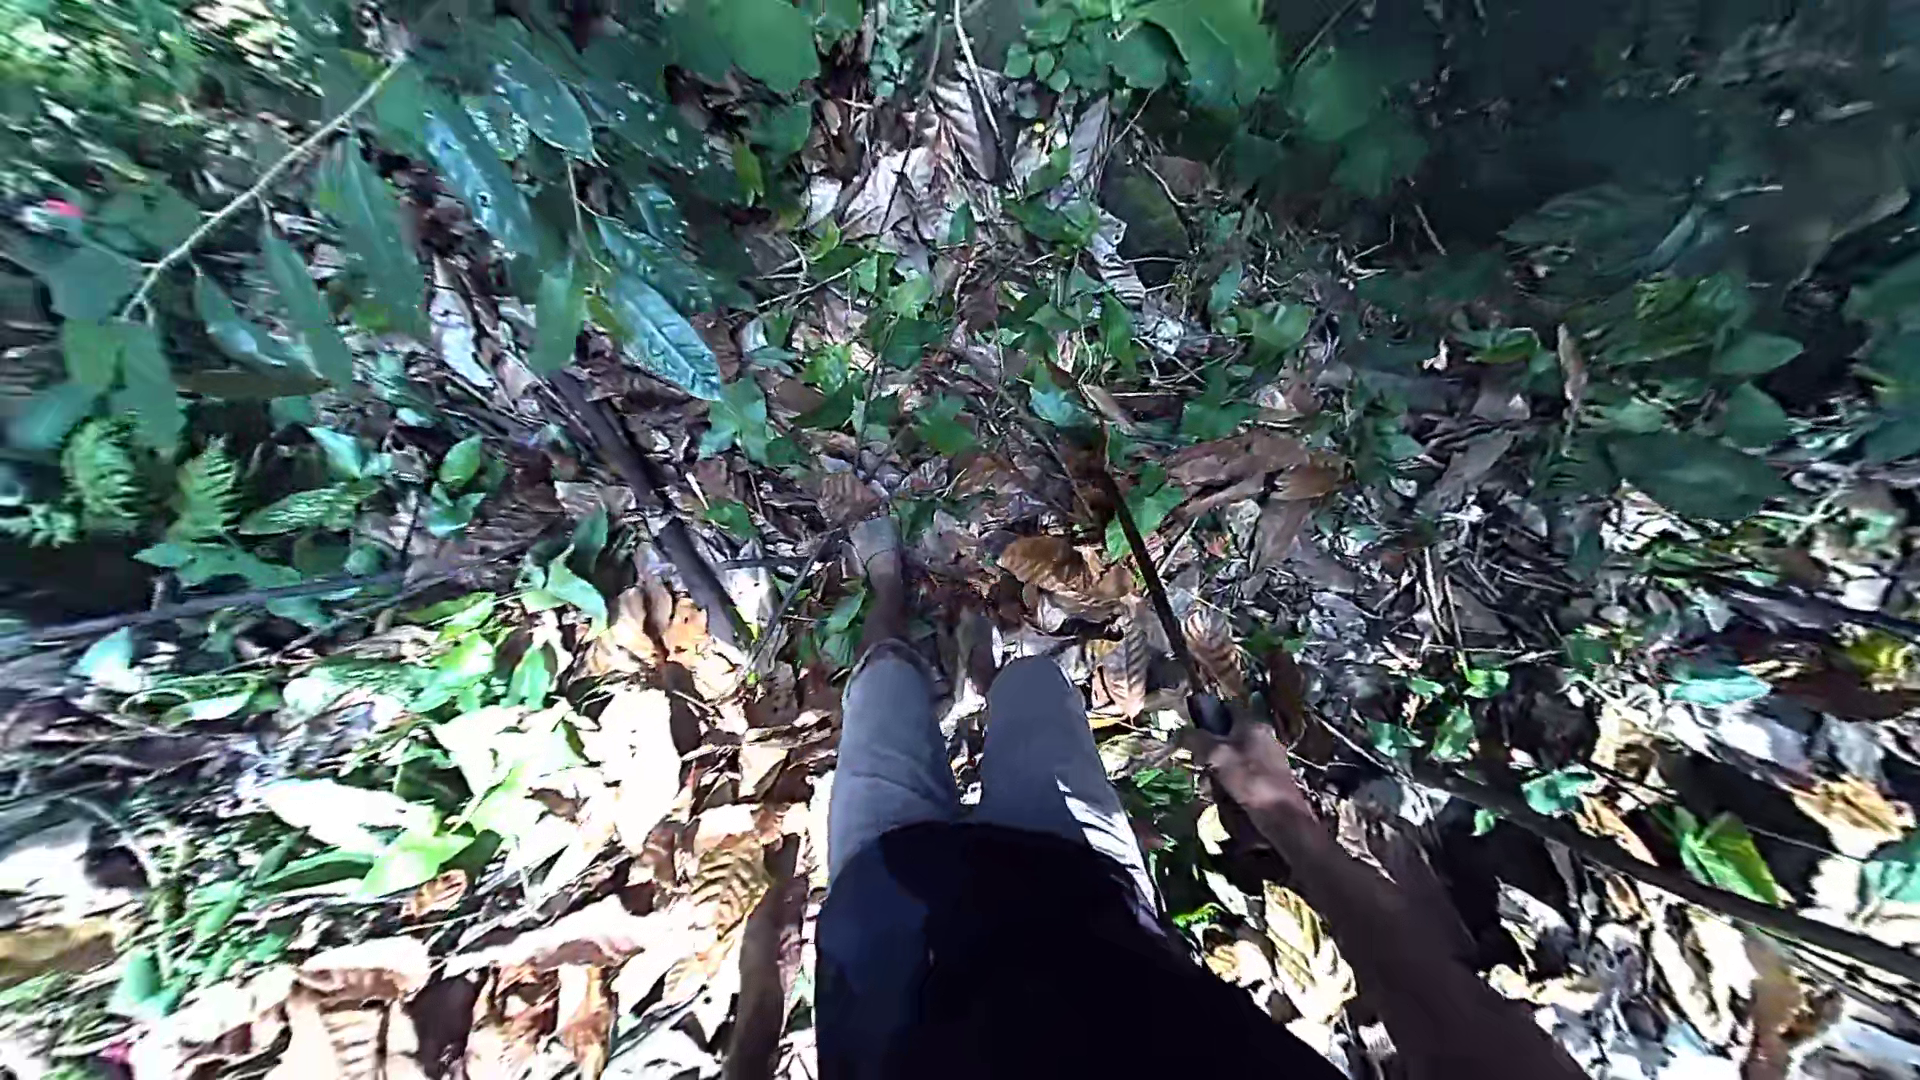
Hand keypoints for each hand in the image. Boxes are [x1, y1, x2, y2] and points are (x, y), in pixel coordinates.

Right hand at [1191, 717, 1313, 820]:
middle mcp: (1263, 736)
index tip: (1193, 729)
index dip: (1207, 714)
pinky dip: (1228, 779)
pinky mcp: (1269, 778)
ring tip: (1207, 783)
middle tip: (1197, 761)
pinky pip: (1241, 772)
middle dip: (1208, 748)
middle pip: (1227, 734)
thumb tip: (1179, 732)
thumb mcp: (1215, 754)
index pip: (1226, 707)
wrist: (1282, 817)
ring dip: (1216, 766)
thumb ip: (1195, 738)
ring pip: (1232, 755)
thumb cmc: (1249, 778)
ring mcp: (1268, 758)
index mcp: (1252, 724)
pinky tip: (1221, 793)